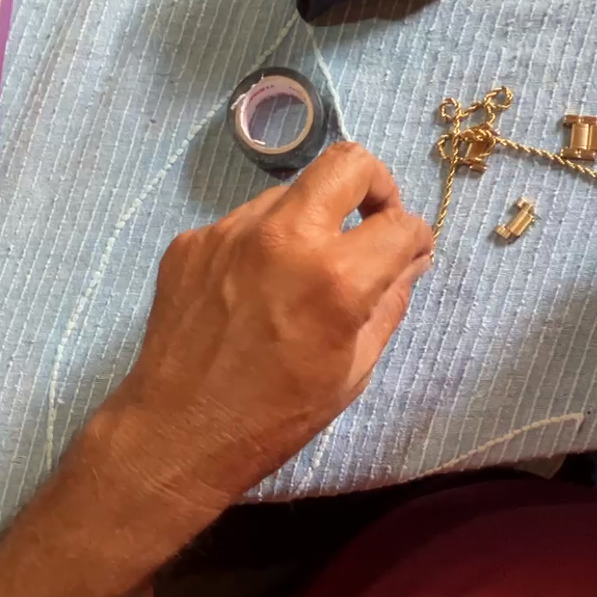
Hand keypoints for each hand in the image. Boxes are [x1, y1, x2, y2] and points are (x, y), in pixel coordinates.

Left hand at [92, 142, 433, 523]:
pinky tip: (254, 290)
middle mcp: (282, 237)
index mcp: (334, 278)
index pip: (400, 224)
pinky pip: (247, 223)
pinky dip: (266, 244)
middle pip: (347, 163)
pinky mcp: (192, 240)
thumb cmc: (277, 416)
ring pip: (292, 193)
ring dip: (314, 220)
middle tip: (372, 223)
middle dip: (376, 185)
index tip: (411, 251)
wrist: (178, 433)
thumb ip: (390, 303)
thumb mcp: (354, 370)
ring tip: (302, 273)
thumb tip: (410, 259)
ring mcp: (229, 231)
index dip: (418, 237)